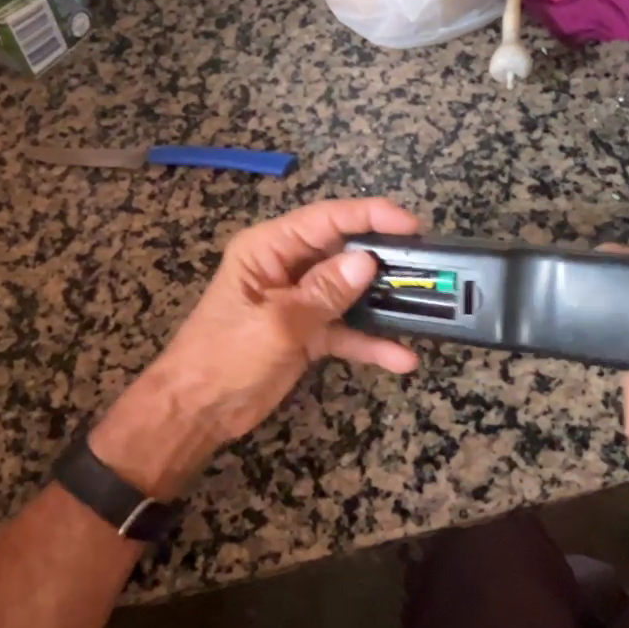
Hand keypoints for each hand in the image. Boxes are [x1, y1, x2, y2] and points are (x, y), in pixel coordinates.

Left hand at [90, 198, 422, 497]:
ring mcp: (300, 301)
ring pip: (352, 292)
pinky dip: (371, 343)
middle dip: (385, 259)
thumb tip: (367, 261)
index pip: (325, 220)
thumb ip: (323, 292)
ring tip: (426, 309)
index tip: (412, 225)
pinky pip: (347, 331)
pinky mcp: (309, 333)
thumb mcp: (276, 324)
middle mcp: (287, 267)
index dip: (370, 216)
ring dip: (385, 303)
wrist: (198, 411)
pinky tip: (401, 358)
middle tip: (429, 266)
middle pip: (344, 252)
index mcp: (268, 249)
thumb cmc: (224, 357)